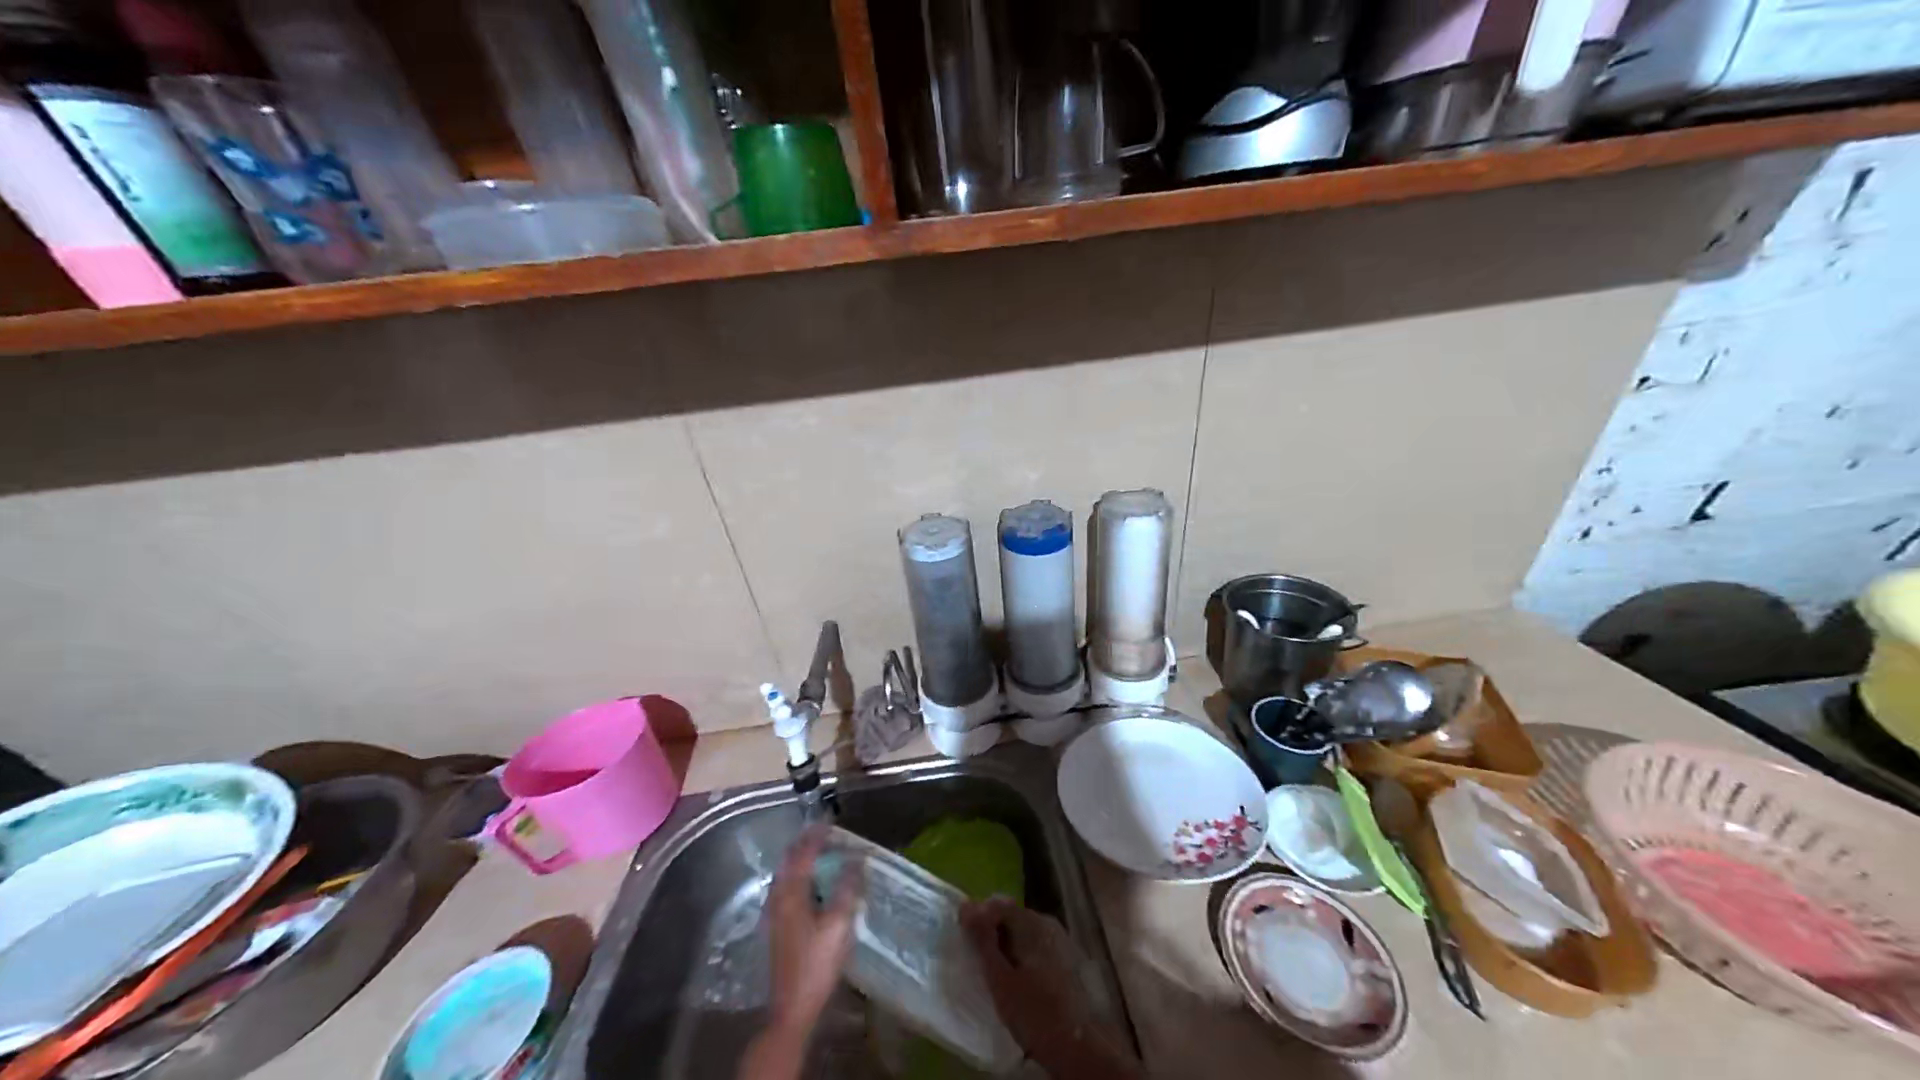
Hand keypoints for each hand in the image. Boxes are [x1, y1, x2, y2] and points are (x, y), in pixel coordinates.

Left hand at [767, 824, 860, 1034]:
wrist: (791, 1007)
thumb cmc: (817, 964)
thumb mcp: (839, 925)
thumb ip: (847, 889)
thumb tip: (856, 860)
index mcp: (792, 893)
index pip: (804, 854)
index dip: (817, 836)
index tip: (829, 819)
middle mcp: (779, 897)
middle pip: (789, 861)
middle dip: (805, 844)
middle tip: (823, 832)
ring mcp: (775, 913)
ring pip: (785, 875)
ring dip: (800, 859)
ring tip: (818, 852)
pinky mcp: (778, 926)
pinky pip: (786, 888)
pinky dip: (798, 875)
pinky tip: (809, 884)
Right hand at [960, 898, 1142, 1079]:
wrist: (1081, 1049)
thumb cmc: (1035, 1013)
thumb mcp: (1000, 979)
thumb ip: (983, 941)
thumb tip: (966, 906)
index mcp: (1032, 922)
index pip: (997, 905)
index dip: (977, 918)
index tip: (963, 939)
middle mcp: (1049, 924)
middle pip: (1012, 917)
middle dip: (991, 932)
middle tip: (975, 958)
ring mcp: (1061, 941)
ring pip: (1025, 934)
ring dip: (1007, 946)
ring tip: (994, 972)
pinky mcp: (1068, 961)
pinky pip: (1037, 948)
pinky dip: (1022, 957)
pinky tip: (1017, 981)